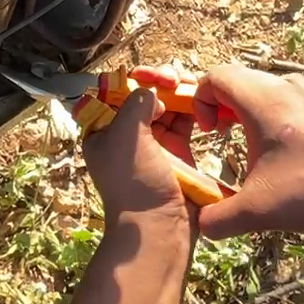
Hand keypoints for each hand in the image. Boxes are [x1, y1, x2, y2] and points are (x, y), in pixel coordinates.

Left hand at [83, 72, 196, 225]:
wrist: (159, 229)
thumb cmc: (134, 182)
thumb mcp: (125, 135)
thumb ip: (135, 104)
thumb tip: (150, 92)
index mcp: (102, 132)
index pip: (113, 94)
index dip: (130, 80)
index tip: (149, 75)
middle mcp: (126, 137)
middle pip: (141, 98)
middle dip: (157, 84)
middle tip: (174, 77)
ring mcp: (153, 145)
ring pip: (164, 108)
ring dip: (176, 94)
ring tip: (189, 84)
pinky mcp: (177, 154)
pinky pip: (183, 123)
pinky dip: (191, 110)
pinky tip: (200, 101)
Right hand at [193, 65, 303, 239]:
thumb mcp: (254, 211)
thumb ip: (216, 217)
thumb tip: (200, 224)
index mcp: (266, 101)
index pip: (216, 76)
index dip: (200, 100)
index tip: (209, 133)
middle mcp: (287, 88)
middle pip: (236, 76)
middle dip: (218, 102)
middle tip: (217, 133)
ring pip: (259, 83)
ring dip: (241, 104)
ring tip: (240, 134)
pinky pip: (280, 93)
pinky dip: (264, 108)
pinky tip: (270, 142)